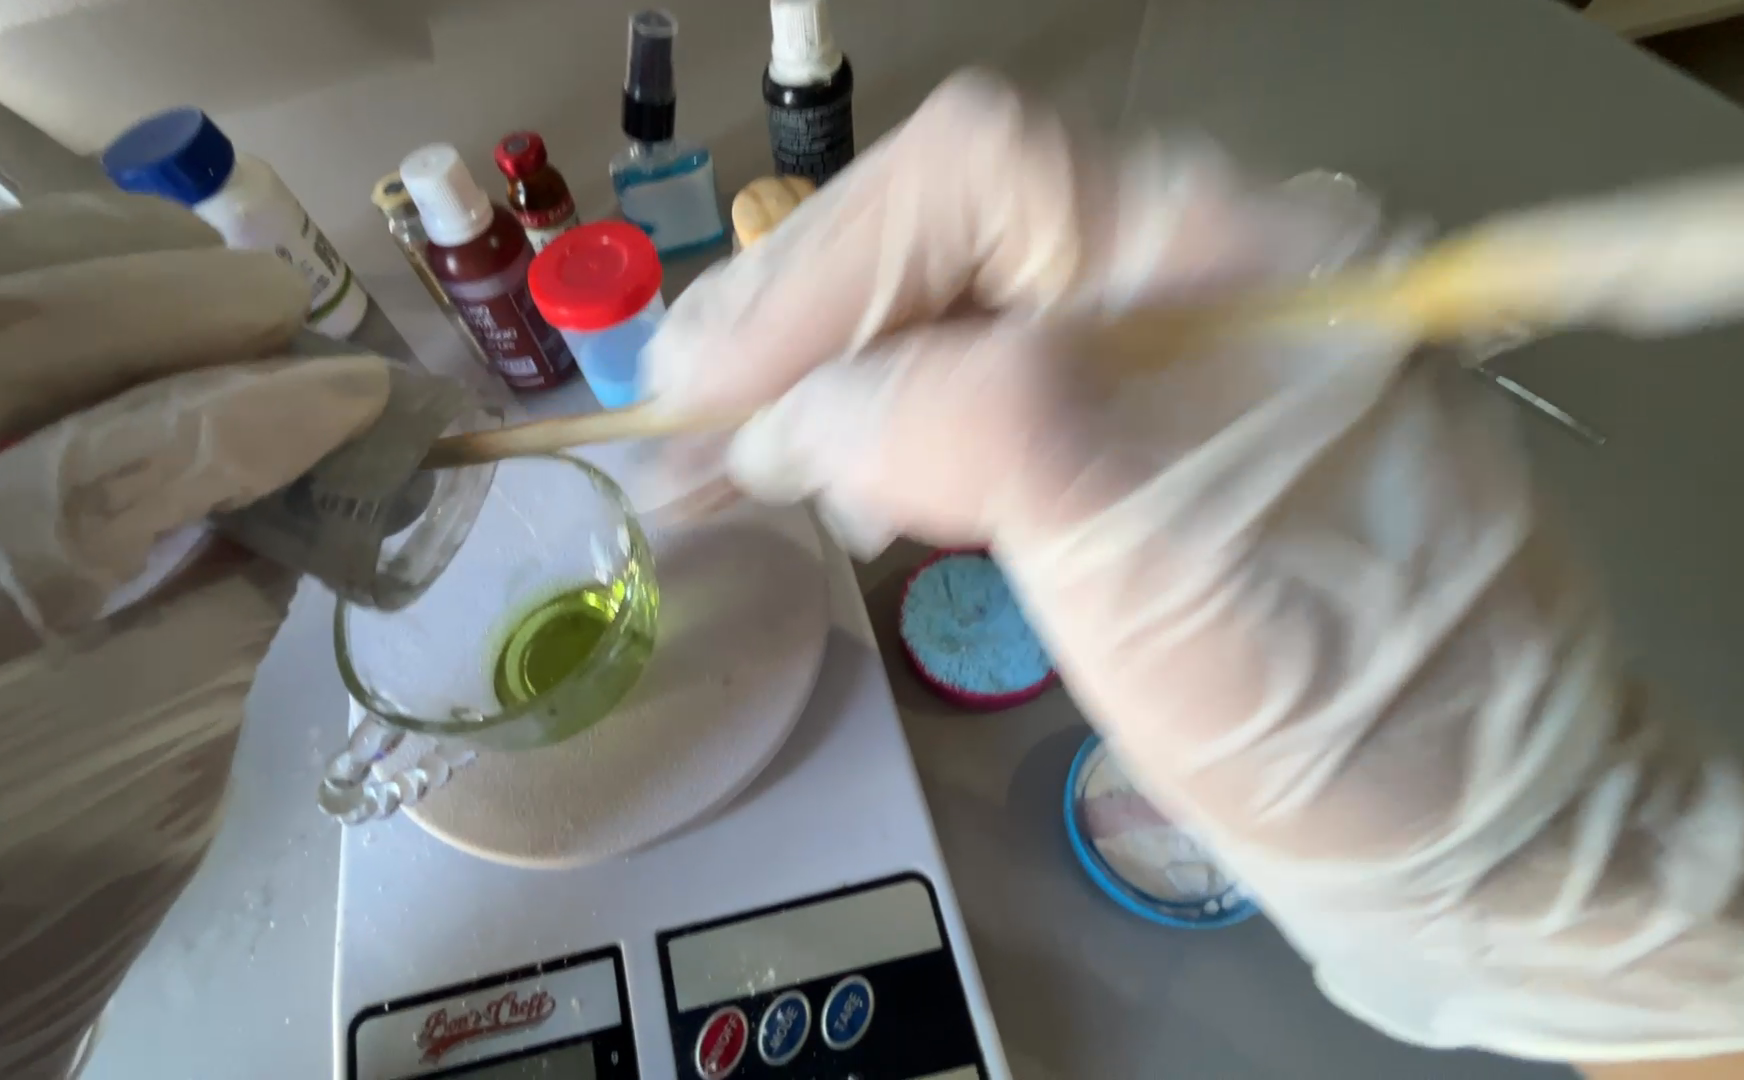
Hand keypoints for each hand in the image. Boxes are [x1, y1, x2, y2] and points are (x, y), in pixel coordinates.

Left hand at [0, 194, 389, 1076]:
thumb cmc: (21, 892)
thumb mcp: (158, 755)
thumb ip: (235, 591)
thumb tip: (325, 461)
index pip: (69, 497)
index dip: (238, 425)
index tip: (365, 386)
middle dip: (136, 305)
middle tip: (283, 293)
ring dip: (54, 265)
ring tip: (196, 259)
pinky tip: (83, 278)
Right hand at [647, 72, 1743, 1063]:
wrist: (1427, 812)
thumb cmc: (1324, 686)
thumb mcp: (1155, 538)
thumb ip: (971, 430)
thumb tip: (792, 417)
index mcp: (1208, 256)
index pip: (973, 179)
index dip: (820, 265)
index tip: (705, 381)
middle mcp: (1153, 281)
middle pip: (925, 242)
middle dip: (786, 326)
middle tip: (677, 416)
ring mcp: (1110, 363)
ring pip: (914, 324)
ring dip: (803, 384)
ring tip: (723, 462)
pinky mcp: (1076, 443)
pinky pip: (933, 399)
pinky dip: (851, 434)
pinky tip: (823, 481)